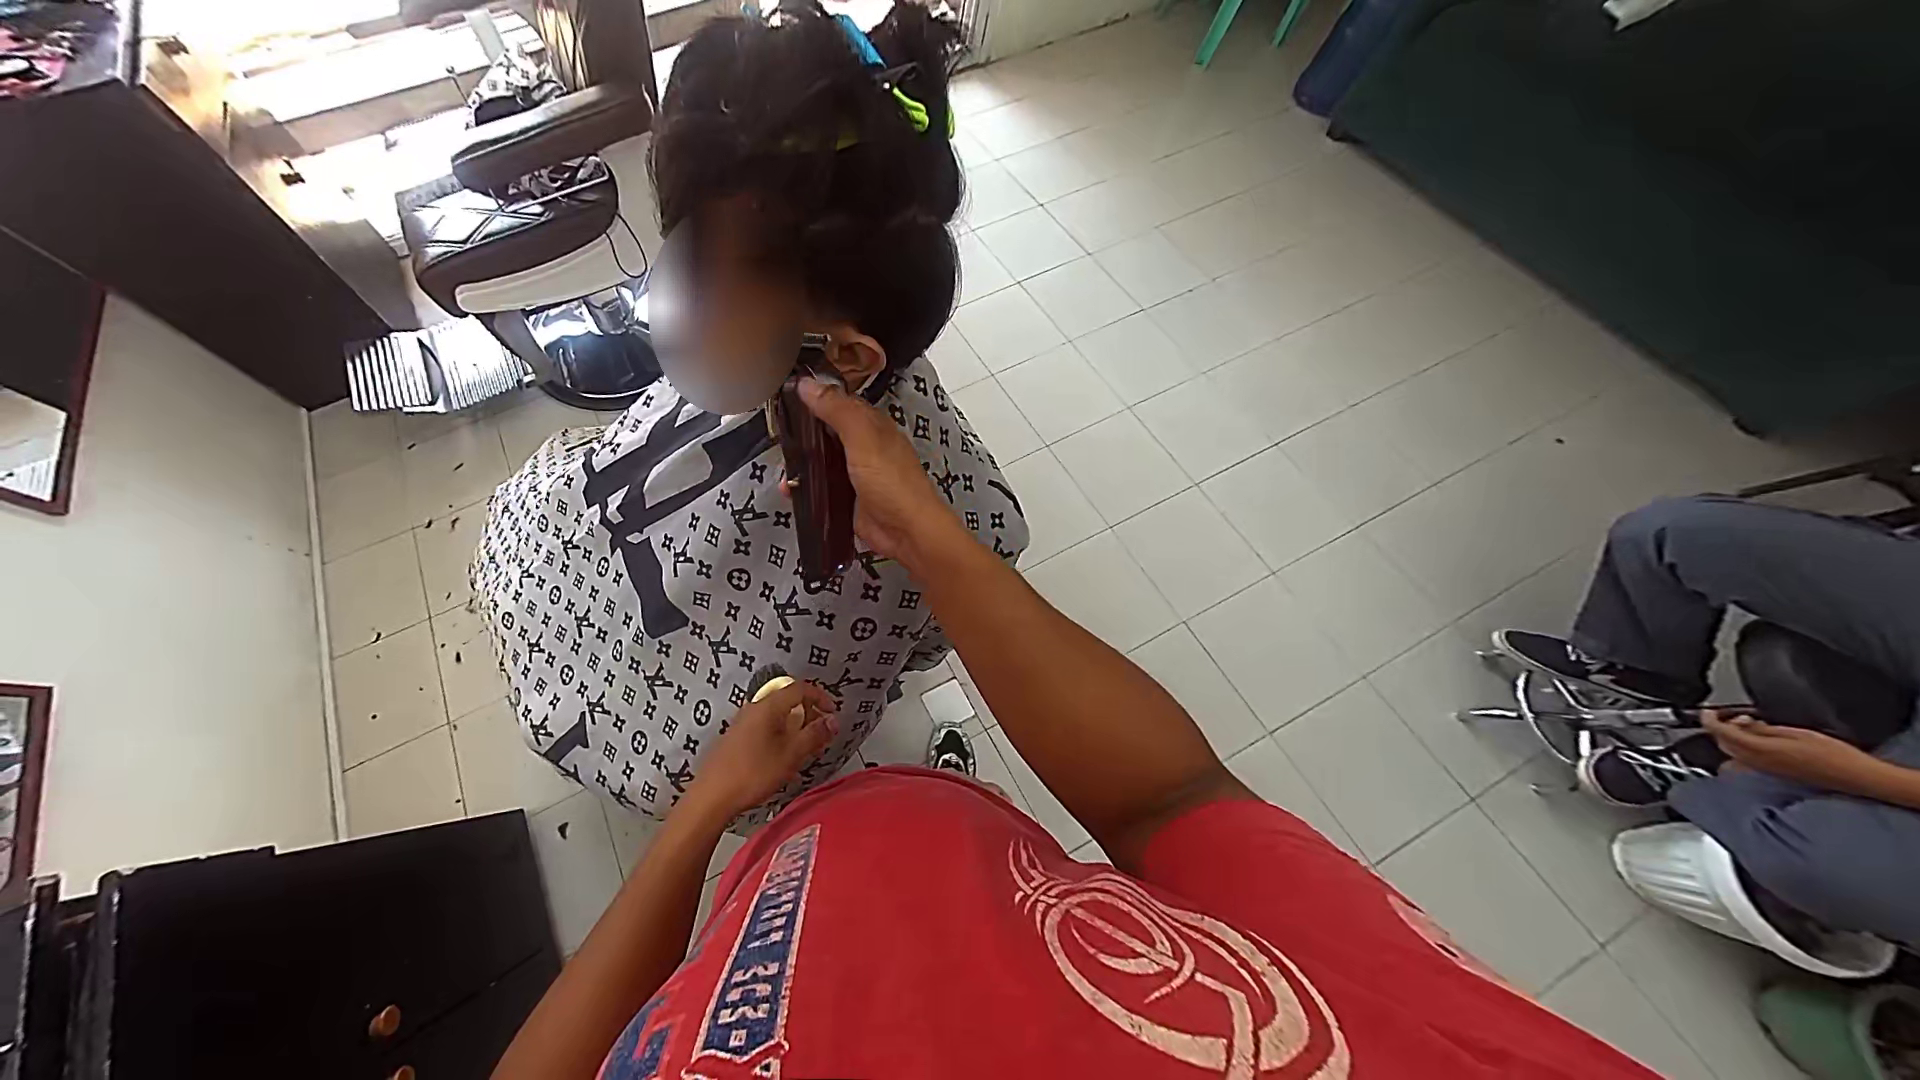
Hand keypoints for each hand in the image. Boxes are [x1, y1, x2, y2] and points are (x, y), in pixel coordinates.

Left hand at [686, 679, 838, 820]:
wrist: (710, 798)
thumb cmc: (751, 774)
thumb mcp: (791, 754)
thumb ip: (815, 734)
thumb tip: (832, 721)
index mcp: (768, 707)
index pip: (800, 688)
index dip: (821, 698)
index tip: (832, 714)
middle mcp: (753, 709)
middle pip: (788, 700)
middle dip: (809, 714)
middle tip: (821, 733)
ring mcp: (741, 723)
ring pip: (776, 715)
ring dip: (794, 726)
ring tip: (804, 748)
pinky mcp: (735, 739)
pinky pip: (764, 727)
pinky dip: (780, 735)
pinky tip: (782, 758)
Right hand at [796, 375, 965, 566]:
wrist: (906, 532)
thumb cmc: (894, 485)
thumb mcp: (863, 438)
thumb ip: (837, 409)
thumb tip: (809, 384)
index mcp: (873, 426)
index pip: (840, 402)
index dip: (816, 397)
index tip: (787, 396)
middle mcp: (865, 448)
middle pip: (827, 433)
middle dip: (803, 436)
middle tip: (783, 439)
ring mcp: (857, 474)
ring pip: (822, 462)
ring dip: (802, 465)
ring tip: (785, 471)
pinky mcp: (849, 499)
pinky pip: (822, 488)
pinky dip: (806, 488)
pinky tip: (793, 492)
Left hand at [1701, 710, 1882, 791]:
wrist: (1859, 776)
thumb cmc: (1834, 754)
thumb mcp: (1795, 733)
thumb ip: (1762, 729)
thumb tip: (1743, 723)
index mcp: (1758, 749)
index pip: (1720, 732)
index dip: (1708, 719)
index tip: (1707, 711)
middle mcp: (1755, 762)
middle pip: (1722, 742)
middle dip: (1724, 727)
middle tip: (1740, 718)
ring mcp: (1763, 770)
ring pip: (1732, 751)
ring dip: (1733, 737)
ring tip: (1753, 728)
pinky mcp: (1773, 774)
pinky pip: (1745, 760)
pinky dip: (1744, 748)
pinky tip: (1760, 742)